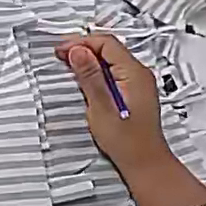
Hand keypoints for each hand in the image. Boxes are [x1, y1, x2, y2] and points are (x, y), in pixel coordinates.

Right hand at [56, 33, 168, 172]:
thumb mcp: (101, 107)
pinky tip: (84, 79)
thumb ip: (90, 77)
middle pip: (108, 49)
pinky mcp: (133, 92)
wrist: (145, 163)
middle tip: (61, 55)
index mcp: (134, 73)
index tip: (62, 50)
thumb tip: (78, 51)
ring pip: (110, 60)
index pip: (106, 43)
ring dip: (88, 60)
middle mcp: (139, 74)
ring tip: (68, 65)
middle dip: (83, 48)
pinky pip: (113, 72)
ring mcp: (138, 83)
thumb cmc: (127, 141)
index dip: (81, 42)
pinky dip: (96, 71)